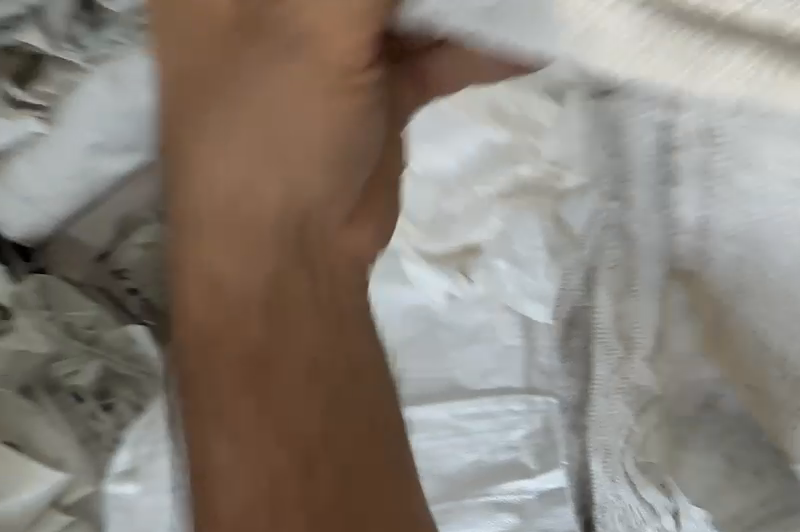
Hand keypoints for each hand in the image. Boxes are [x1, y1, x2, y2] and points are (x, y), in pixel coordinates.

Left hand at [151, 0, 526, 266]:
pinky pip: (432, 57)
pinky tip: (526, 47)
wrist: (290, 240)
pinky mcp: (378, 88)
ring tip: (526, 8)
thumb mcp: (312, 26)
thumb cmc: (273, 125)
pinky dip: (476, 53)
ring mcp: (331, 40)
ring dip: (463, 8)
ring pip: (406, 6)